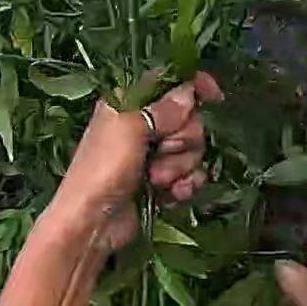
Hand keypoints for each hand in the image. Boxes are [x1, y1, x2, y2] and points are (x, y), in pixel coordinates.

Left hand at [50, 72, 222, 250]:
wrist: (91, 224)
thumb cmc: (102, 169)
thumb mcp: (129, 129)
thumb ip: (163, 109)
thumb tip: (189, 92)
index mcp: (129, 101)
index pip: (170, 81)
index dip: (194, 86)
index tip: (214, 95)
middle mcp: (143, 123)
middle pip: (189, 118)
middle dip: (182, 139)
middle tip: (159, 151)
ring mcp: (154, 153)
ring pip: (193, 148)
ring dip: (179, 166)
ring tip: (156, 179)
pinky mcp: (162, 180)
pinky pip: (192, 174)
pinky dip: (185, 184)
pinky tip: (173, 195)